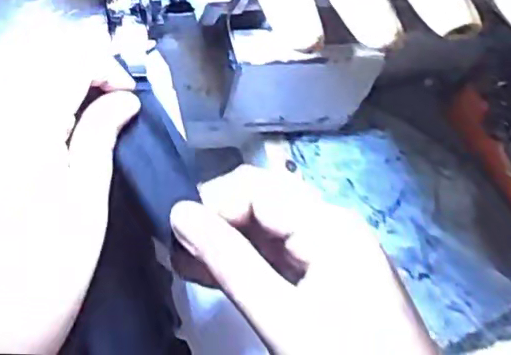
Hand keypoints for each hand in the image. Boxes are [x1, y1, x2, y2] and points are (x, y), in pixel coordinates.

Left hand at [0, 55, 142, 354]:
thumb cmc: (37, 279)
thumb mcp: (87, 207)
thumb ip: (102, 135)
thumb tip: (122, 99)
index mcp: (21, 129)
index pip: (71, 64)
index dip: (106, 70)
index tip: (126, 94)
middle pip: (41, 56)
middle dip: (80, 69)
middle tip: (107, 99)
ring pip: (11, 61)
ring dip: (47, 71)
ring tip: (73, 103)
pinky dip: (11, 78)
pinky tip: (30, 101)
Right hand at [170, 166, 436, 354]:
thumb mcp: (285, 324)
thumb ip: (231, 265)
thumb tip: (179, 213)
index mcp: (329, 225)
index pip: (256, 187)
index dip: (212, 203)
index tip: (173, 232)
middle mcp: (334, 226)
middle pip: (263, 202)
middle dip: (217, 221)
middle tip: (173, 250)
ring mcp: (337, 254)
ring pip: (270, 229)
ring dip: (228, 243)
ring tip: (183, 264)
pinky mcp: (336, 281)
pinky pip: (283, 256)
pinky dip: (250, 263)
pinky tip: (218, 276)